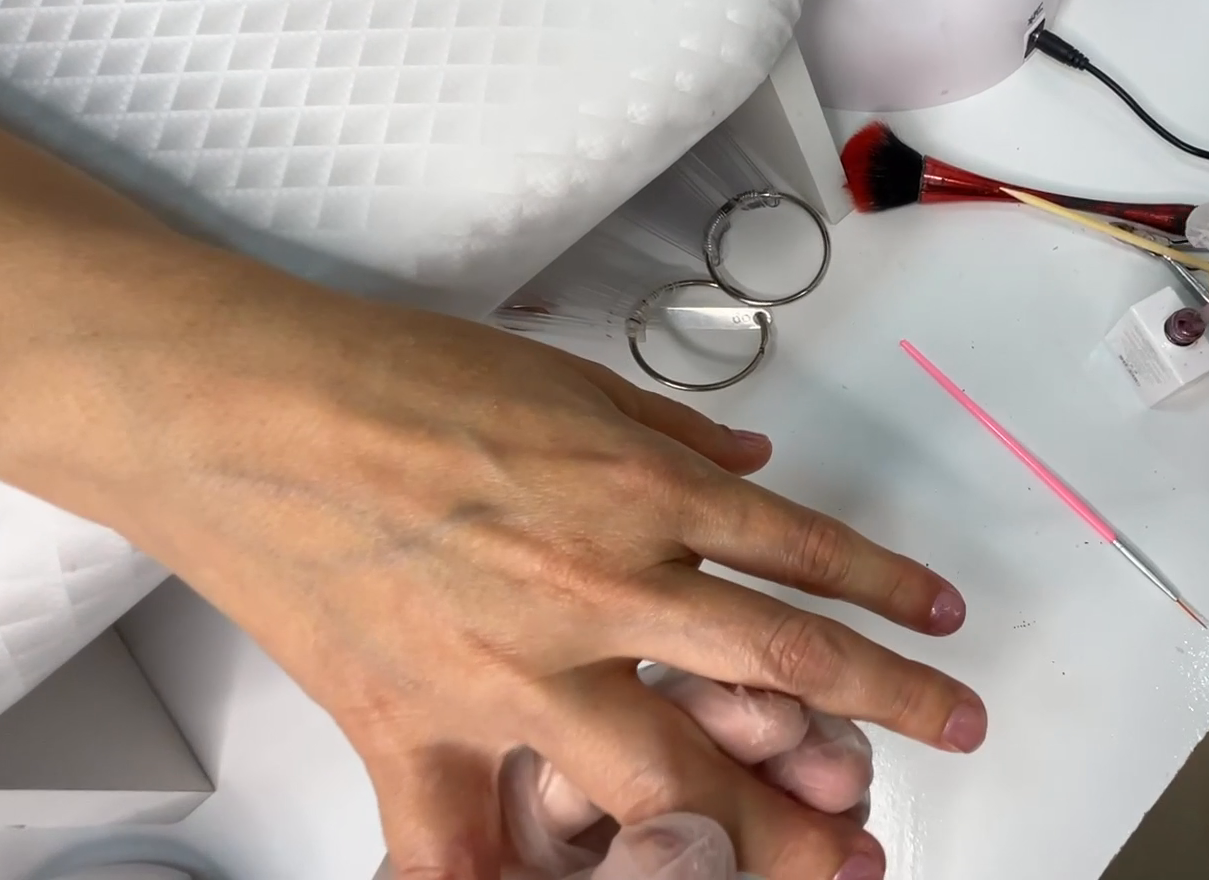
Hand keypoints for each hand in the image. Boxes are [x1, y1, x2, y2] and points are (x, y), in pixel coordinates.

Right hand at [0, 251, 981, 879]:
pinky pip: (468, 850)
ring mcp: (510, 671)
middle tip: (954, 730)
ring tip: (848, 859)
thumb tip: (756, 463)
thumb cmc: (426, 377)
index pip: (806, 550)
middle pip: (777, 663)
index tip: (941, 614)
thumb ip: (682, 433)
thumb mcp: (582, 386)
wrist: (254, 408)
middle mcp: (601, 586)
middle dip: (883, 701)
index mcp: (646, 493)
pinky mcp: (411, 729)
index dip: (889, 584)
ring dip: (766, 826)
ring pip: (668, 772)